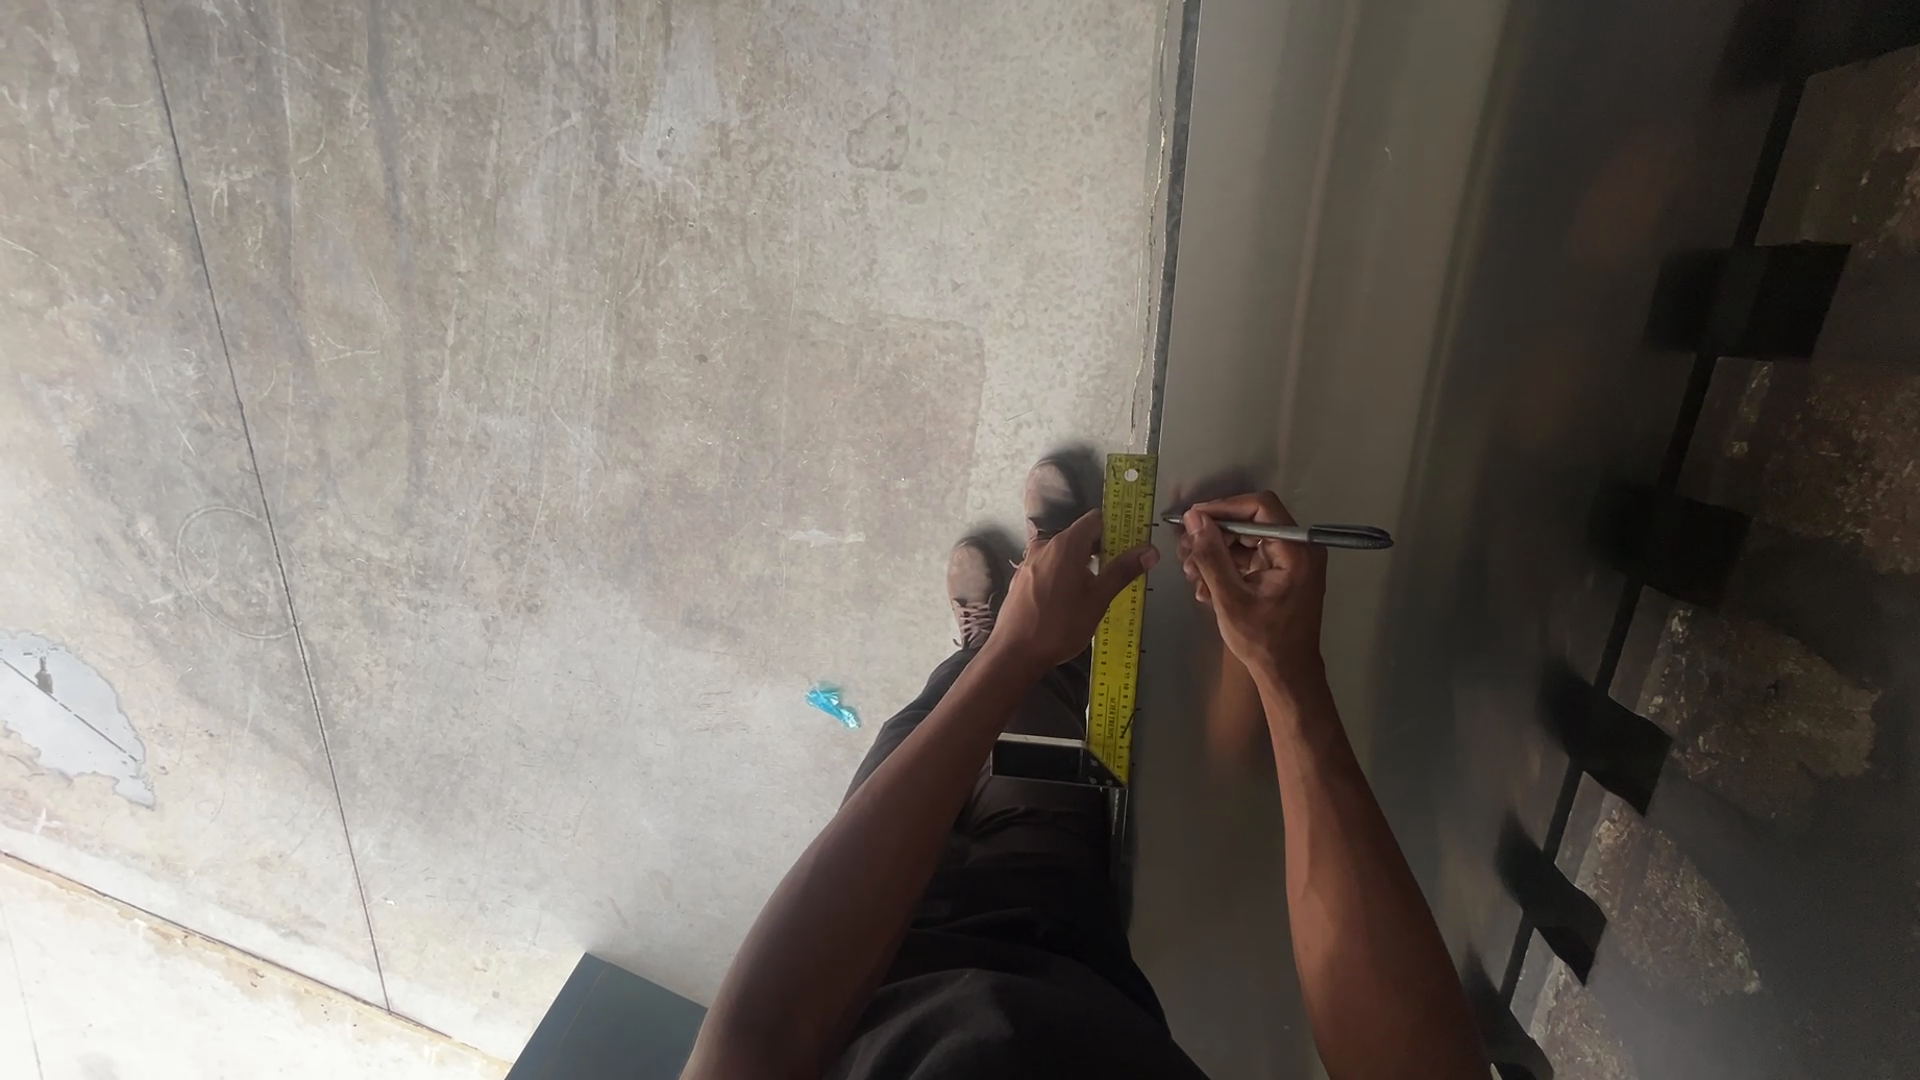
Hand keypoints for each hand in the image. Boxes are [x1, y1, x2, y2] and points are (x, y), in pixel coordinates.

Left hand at [991, 508, 1158, 671]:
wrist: (1014, 653)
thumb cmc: (1059, 627)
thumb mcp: (1097, 600)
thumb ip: (1122, 571)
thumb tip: (1150, 551)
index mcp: (1065, 545)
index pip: (1095, 520)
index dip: (1116, 528)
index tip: (1133, 543)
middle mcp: (1044, 547)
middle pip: (1080, 535)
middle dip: (1103, 547)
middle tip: (1123, 567)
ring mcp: (1030, 562)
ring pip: (1064, 552)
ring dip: (1084, 562)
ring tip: (1101, 585)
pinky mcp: (1022, 578)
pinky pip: (1050, 566)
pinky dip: (1066, 572)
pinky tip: (1073, 596)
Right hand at [1179, 492, 1327, 692]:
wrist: (1285, 673)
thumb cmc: (1262, 640)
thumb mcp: (1230, 598)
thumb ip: (1211, 555)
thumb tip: (1194, 519)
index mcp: (1296, 551)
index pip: (1260, 508)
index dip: (1223, 508)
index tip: (1192, 519)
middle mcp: (1299, 548)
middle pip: (1250, 522)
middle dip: (1214, 535)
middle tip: (1185, 551)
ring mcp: (1290, 561)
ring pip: (1245, 539)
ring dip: (1214, 553)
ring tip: (1191, 573)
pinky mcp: (1280, 572)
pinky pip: (1248, 557)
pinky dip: (1225, 566)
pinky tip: (1205, 586)